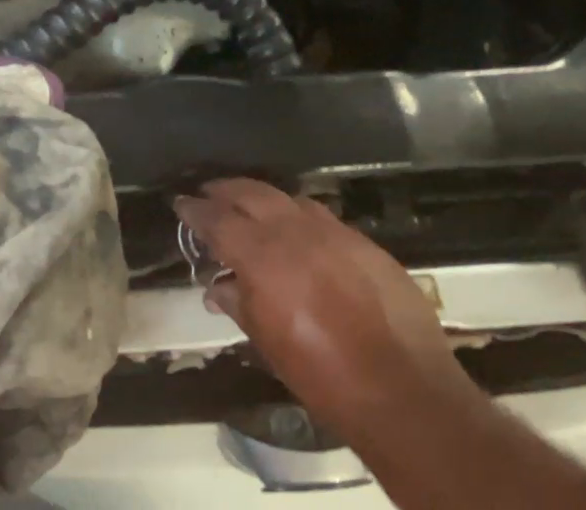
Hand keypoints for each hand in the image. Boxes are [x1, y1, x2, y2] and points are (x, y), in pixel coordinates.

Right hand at [175, 178, 481, 439]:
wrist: (404, 394)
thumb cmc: (320, 375)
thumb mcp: (264, 341)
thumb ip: (237, 302)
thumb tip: (218, 287)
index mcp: (262, 257)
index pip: (216, 219)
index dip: (194, 210)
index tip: (180, 205)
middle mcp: (296, 235)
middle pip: (252, 193)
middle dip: (226, 191)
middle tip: (210, 195)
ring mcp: (337, 236)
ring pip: (290, 200)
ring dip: (265, 200)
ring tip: (253, 211)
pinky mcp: (369, 247)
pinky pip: (326, 220)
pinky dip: (302, 220)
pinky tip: (302, 238)